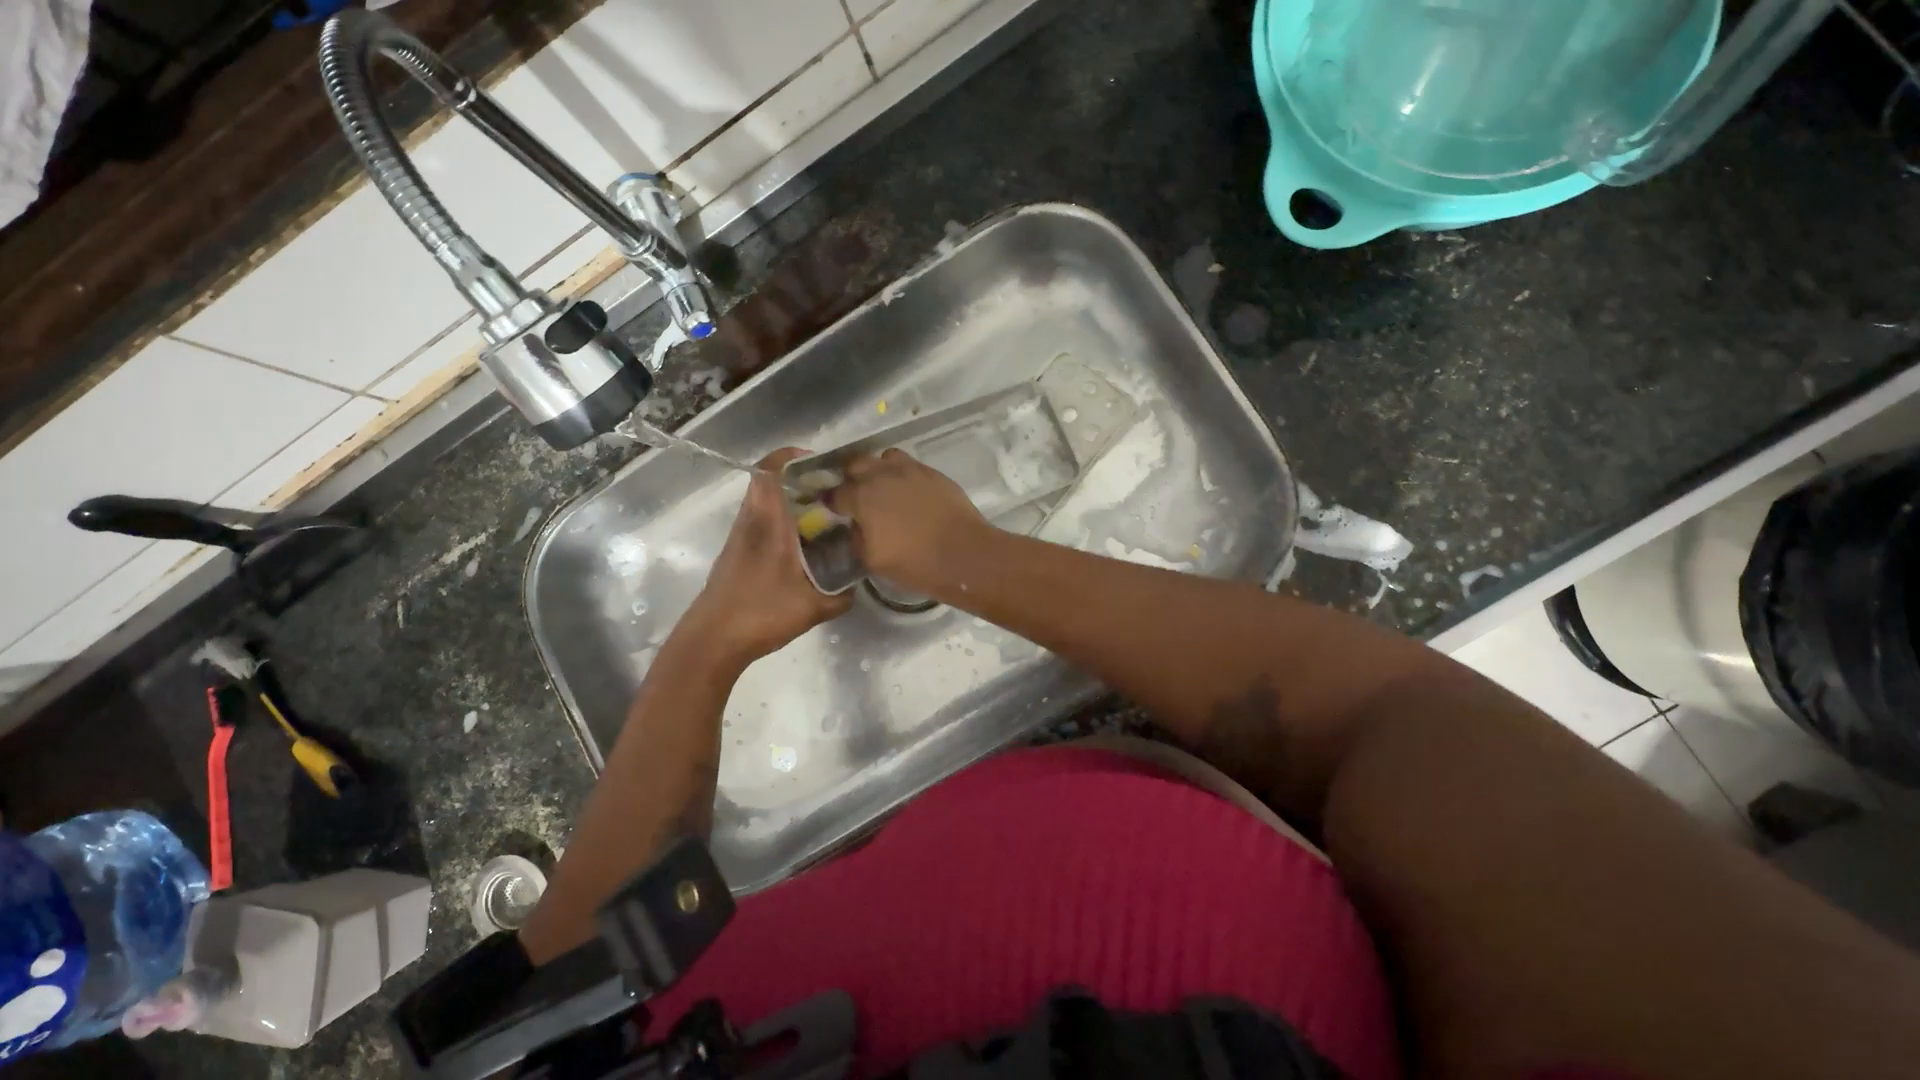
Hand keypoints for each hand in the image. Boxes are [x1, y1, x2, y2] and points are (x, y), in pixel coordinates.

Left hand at [680, 448, 851, 667]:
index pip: (770, 470)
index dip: (791, 456)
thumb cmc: (760, 614)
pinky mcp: (737, 553)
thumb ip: (841, 595)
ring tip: (823, 514)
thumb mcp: (813, 608)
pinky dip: (782, 522)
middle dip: (800, 479)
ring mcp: (741, 537)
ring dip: (790, 501)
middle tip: (831, 489)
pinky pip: (762, 523)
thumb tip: (856, 584)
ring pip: (765, 503)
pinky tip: (804, 545)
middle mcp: (752, 522)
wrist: (713, 640)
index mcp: (769, 523)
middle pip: (769, 482)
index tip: (820, 462)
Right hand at [830, 449, 991, 593]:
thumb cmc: (914, 562)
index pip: (836, 493)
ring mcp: (910, 470)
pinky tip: (909, 493)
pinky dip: (903, 475)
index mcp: (862, 496)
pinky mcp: (933, 473)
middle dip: (852, 478)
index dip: (832, 503)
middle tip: (856, 496)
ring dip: (879, 469)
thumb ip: (856, 539)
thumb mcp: (872, 560)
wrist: (964, 553)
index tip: (834, 511)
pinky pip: (910, 465)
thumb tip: (856, 526)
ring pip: (885, 458)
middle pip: (857, 464)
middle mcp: (883, 475)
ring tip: (884, 488)